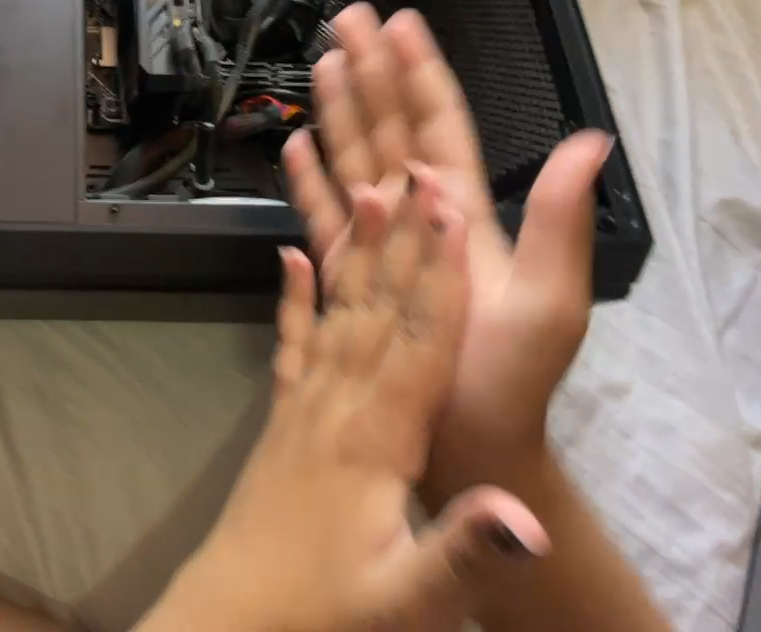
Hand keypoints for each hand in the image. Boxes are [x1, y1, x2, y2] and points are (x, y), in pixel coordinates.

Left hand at [140, 171, 546, 631]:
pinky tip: (292, 254)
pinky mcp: (282, 414)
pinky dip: (294, 296)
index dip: (438, 277)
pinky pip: (290, 341)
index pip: (416, 342)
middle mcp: (336, 404)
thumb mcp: (405, 604)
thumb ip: (462, 557)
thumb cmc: (321, 614)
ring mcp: (303, 403)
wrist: (230, 617)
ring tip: (362, 192)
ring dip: (352, 251)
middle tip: (409, 173)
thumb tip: (530, 521)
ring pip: (335, 312)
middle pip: (375, 308)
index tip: (451, 215)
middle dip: (399, 240)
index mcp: (376, 440)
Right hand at [282, 5, 616, 479]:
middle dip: (368, 71)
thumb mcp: (549, 297)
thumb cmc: (510, 371)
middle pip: (386, 127)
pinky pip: (321, 213)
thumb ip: (556, 218)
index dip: (418, 73)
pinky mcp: (346, 268)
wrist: (466, 434)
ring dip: (337, 111)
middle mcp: (416, 210)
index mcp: (462, 207)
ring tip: (323, 64)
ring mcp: (376, 237)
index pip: (438, 124)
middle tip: (347, 19)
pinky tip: (297, 145)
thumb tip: (589, 140)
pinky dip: (307, 179)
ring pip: (352, 158)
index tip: (401, 24)